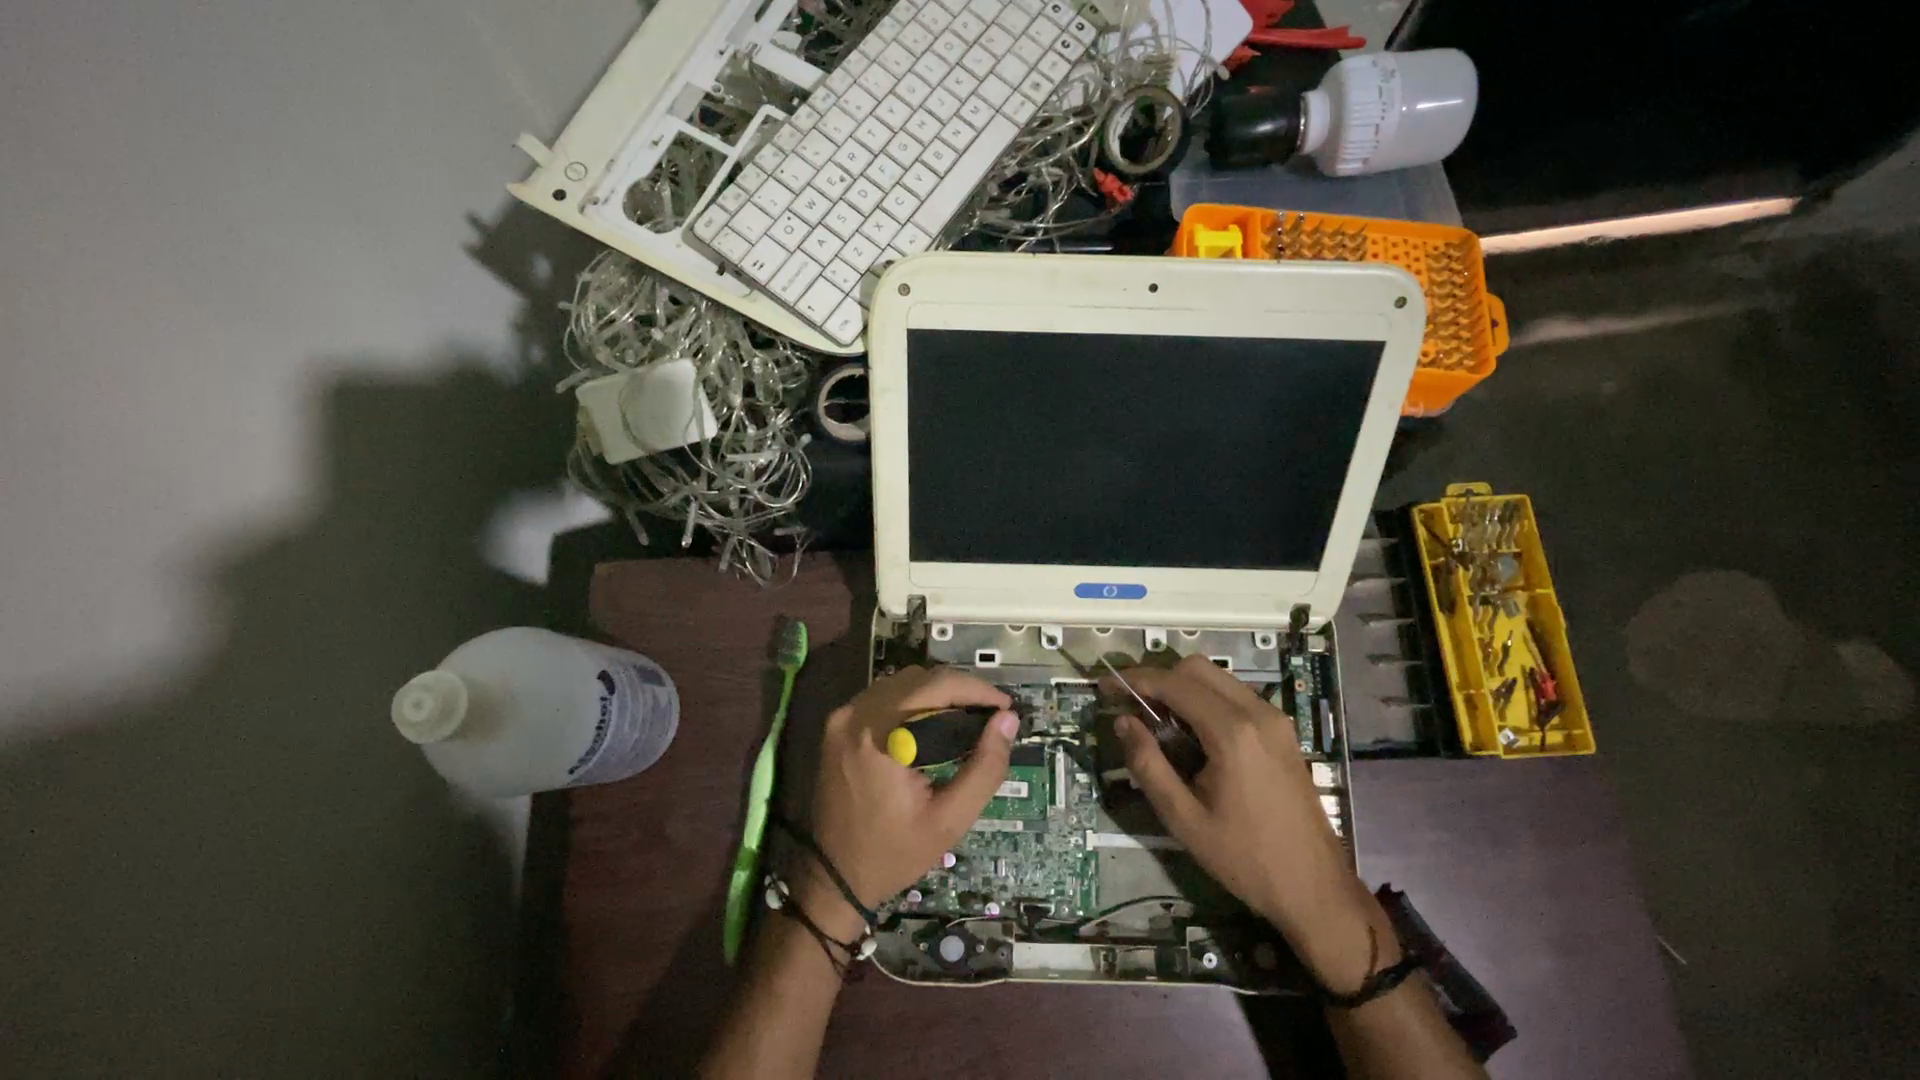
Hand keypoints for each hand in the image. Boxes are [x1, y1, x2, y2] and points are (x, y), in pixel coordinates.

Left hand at [798, 667, 1016, 935]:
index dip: (977, 689)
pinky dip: (912, 702)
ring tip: (966, 721)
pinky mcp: (836, 726)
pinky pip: (882, 697)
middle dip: (959, 690)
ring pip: (900, 683)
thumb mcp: (950, 819)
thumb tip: (1008, 721)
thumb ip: (984, 768)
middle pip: (919, 678)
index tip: (1006, 708)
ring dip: (936, 694)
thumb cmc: (893, 854)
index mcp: (878, 735)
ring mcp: (841, 717)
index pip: (936, 685)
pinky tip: (932, 727)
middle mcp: (855, 714)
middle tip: (990, 718)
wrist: (833, 878)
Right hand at [1109, 655, 1379, 983]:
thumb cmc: (1244, 858)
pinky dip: (1207, 701)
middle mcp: (1257, 713)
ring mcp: (1275, 720)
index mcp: (1232, 732)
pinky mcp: (1283, 733)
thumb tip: (1123, 722)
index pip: (1175, 683)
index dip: (1136, 680)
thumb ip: (1148, 764)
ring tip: (1158, 724)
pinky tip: (1192, 735)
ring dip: (1184, 688)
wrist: (1313, 887)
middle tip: (1132, 707)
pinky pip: (1237, 697)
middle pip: (1198, 668)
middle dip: (1159, 679)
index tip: (1106, 688)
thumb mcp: (1183, 818)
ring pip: (1219, 679)